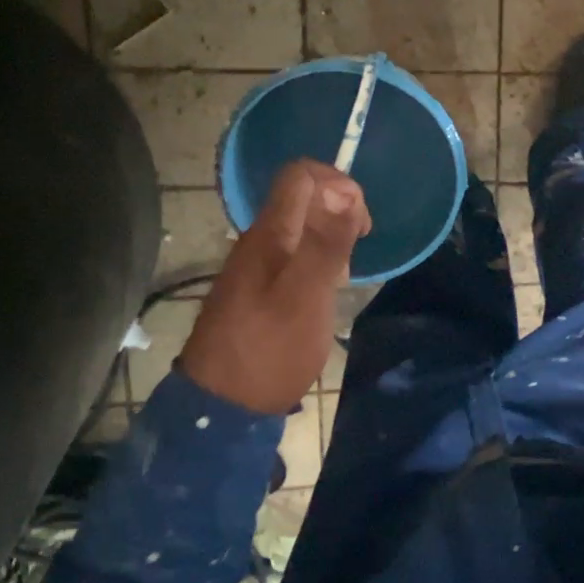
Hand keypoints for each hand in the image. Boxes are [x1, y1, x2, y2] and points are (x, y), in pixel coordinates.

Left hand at [178, 159, 370, 414]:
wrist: (223, 407)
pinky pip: (294, 253)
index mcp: (269, 235)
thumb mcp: (307, 296)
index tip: (361, 222)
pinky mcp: (258, 288)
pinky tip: (327, 289)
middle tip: (358, 248)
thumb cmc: (270, 350)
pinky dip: (318, 259)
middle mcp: (259, 241)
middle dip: (340, 209)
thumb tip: (345, 190)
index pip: (300, 175)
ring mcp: (256, 265)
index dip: (338, 183)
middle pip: (302, 196)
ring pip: (301, 226)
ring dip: (331, 236)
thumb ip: (327, 243)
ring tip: (345, 273)